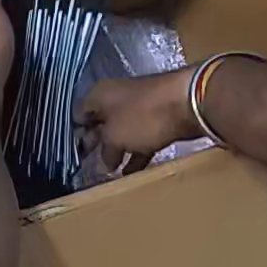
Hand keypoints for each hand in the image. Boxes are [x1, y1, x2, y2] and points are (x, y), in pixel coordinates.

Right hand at [78, 68, 202, 172]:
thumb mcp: (114, 137)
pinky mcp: (158, 116)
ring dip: (117, 150)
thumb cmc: (142, 116)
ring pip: (121, 131)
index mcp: (99, 94)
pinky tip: (133, 171)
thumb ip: (105, 151)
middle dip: (96, 143)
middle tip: (92, 165)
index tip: (77, 155)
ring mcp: (138, 106)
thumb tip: (106, 162)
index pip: (78, 115)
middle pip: (100, 123)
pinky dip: (137, 152)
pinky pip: (141, 137)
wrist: (190, 102)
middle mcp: (115, 97)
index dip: (76, 136)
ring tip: (112, 172)